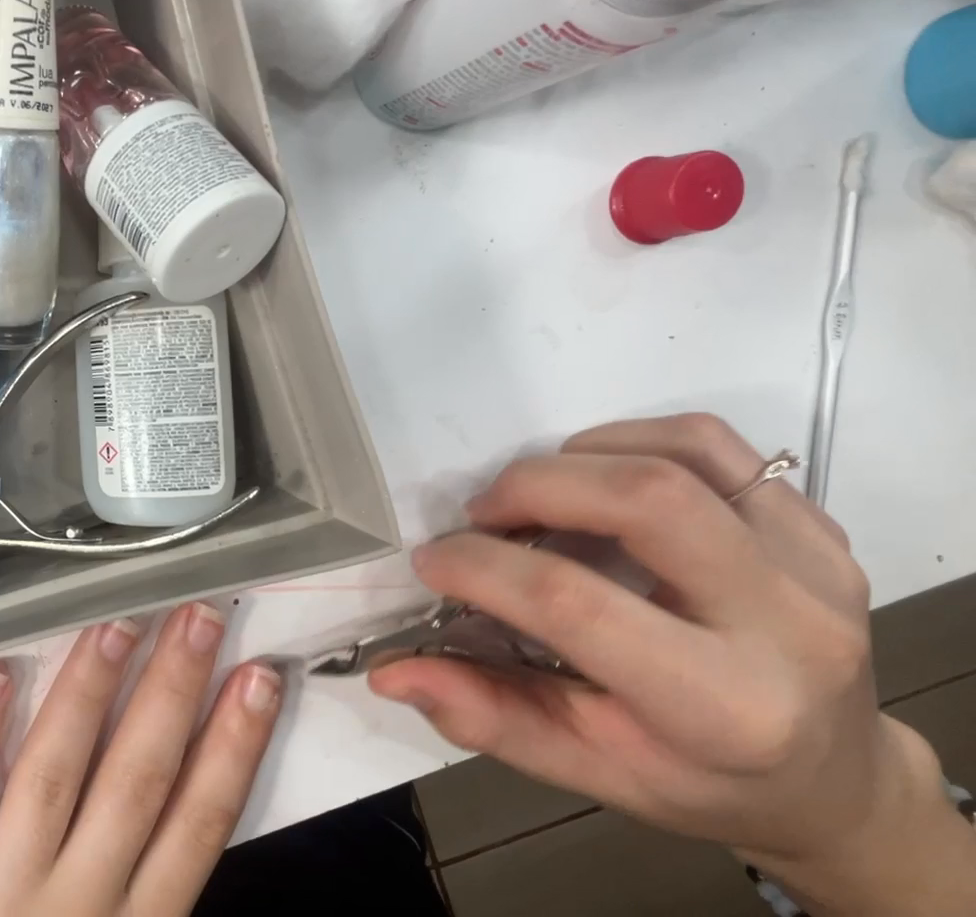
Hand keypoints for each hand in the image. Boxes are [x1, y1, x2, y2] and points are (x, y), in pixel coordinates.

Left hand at [0, 603, 282, 916]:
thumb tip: (191, 815)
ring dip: (89, 695)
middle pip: (136, 781)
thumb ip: (144, 898)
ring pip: (54, 774)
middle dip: (173, 694)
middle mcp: (77, 903)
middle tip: (198, 617)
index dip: (233, 746)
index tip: (258, 678)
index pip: (196, 823)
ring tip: (116, 626)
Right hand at [369, 414, 975, 915]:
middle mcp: (787, 626)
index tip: (434, 562)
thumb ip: (486, 715)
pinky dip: (631, 442)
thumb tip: (390, 672)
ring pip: (682, 455)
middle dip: (531, 487)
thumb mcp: (586, 768)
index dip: (482, 568)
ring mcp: (815, 568)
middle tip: (483, 516)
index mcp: (719, 706)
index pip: (576, 604)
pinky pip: (716, 445)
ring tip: (538, 499)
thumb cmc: (696, 778)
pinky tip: (597, 481)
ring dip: (577, 460)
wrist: (830, 774)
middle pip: (646, 501)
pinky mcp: (819, 529)